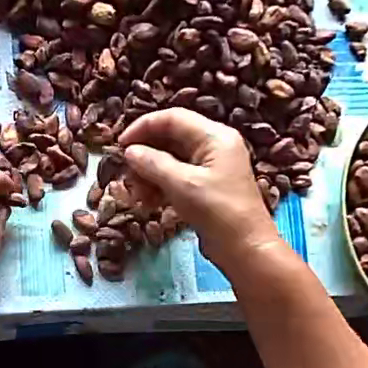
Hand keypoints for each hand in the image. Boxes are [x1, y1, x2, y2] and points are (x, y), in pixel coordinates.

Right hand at [118, 109, 280, 273]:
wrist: (246, 249)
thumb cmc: (218, 211)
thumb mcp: (182, 185)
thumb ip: (153, 163)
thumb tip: (129, 151)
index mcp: (214, 136)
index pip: (172, 118)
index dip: (143, 127)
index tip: (120, 145)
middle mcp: (214, 146)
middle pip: (170, 139)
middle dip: (145, 156)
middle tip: (126, 176)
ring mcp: (210, 167)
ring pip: (170, 160)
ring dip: (149, 175)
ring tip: (137, 196)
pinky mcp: (206, 187)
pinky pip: (176, 177)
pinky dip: (160, 187)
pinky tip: (149, 203)